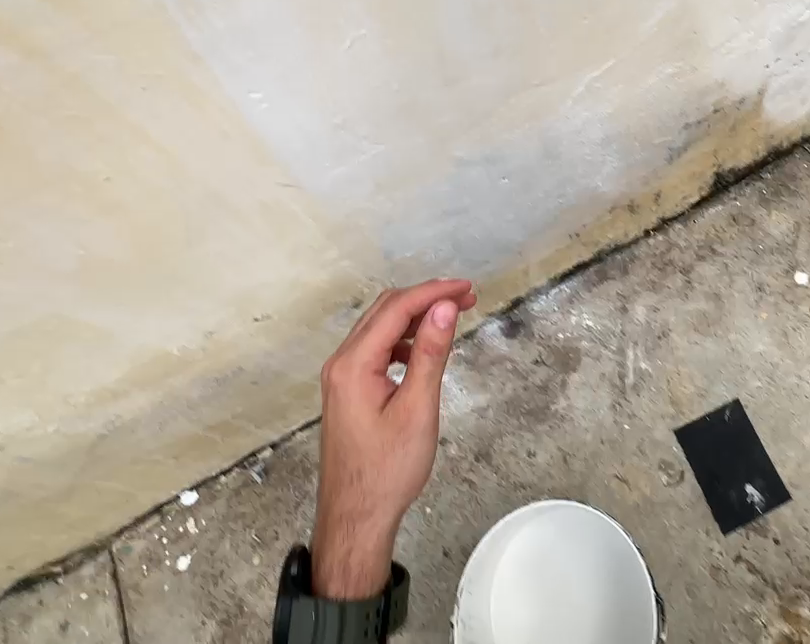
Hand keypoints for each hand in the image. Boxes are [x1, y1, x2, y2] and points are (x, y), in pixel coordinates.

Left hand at [313, 278, 477, 598]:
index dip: (434, 292)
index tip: (468, 289)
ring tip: (452, 317)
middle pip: (385, 310)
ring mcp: (342, 376)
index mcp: (354, 363)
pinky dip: (403, 337)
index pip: (397, 308)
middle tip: (466, 298)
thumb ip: (430, 353)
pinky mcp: (349, 389)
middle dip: (426, 298)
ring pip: (380, 326)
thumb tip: (444, 307)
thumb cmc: (388, 470)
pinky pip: (377, 347)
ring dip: (415, 316)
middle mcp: (341, 362)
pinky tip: (425, 349)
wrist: (356, 520)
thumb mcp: (417, 409)